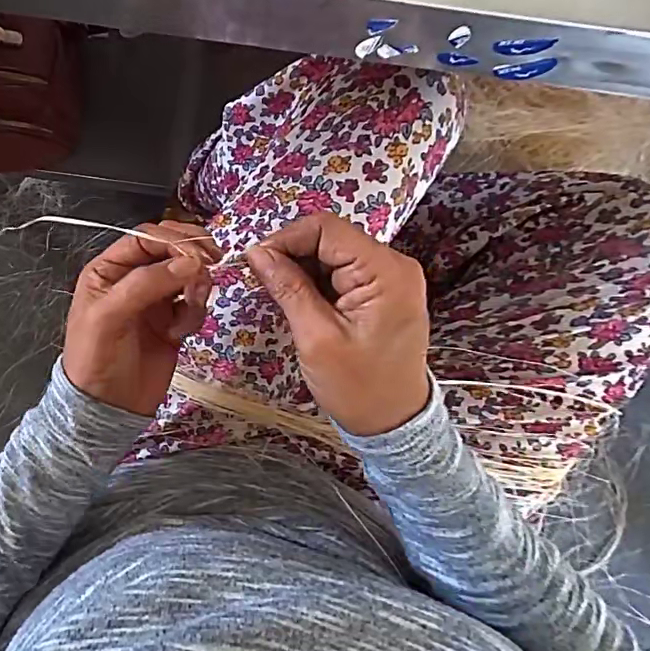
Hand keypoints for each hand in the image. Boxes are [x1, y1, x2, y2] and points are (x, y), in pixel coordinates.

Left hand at [62, 221, 216, 415]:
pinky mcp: (172, 321)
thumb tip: (189, 262)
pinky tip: (179, 333)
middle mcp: (131, 279)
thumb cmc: (96, 358)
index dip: (173, 240)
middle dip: (192, 259)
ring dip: (196, 288)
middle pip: (171, 251)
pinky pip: (194, 303)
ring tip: (187, 312)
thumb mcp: (109, 316)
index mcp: (107, 270)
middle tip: (208, 271)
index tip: (198, 255)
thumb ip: (144, 284)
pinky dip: (195, 313)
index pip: (144, 238)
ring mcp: (153, 300)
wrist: (108, 407)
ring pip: (188, 275)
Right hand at [244, 212, 431, 435]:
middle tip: (262, 282)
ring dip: (297, 267)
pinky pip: (337, 269)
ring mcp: (387, 277)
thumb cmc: (358, 385)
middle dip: (289, 253)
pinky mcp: (378, 289)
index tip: (255, 263)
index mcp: (385, 272)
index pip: (326, 229)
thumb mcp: (315, 337)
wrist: (394, 421)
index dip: (284, 238)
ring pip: (329, 251)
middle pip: (328, 236)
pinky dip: (311, 278)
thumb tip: (256, 252)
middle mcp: (392, 265)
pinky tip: (298, 301)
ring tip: (279, 295)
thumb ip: (288, 288)